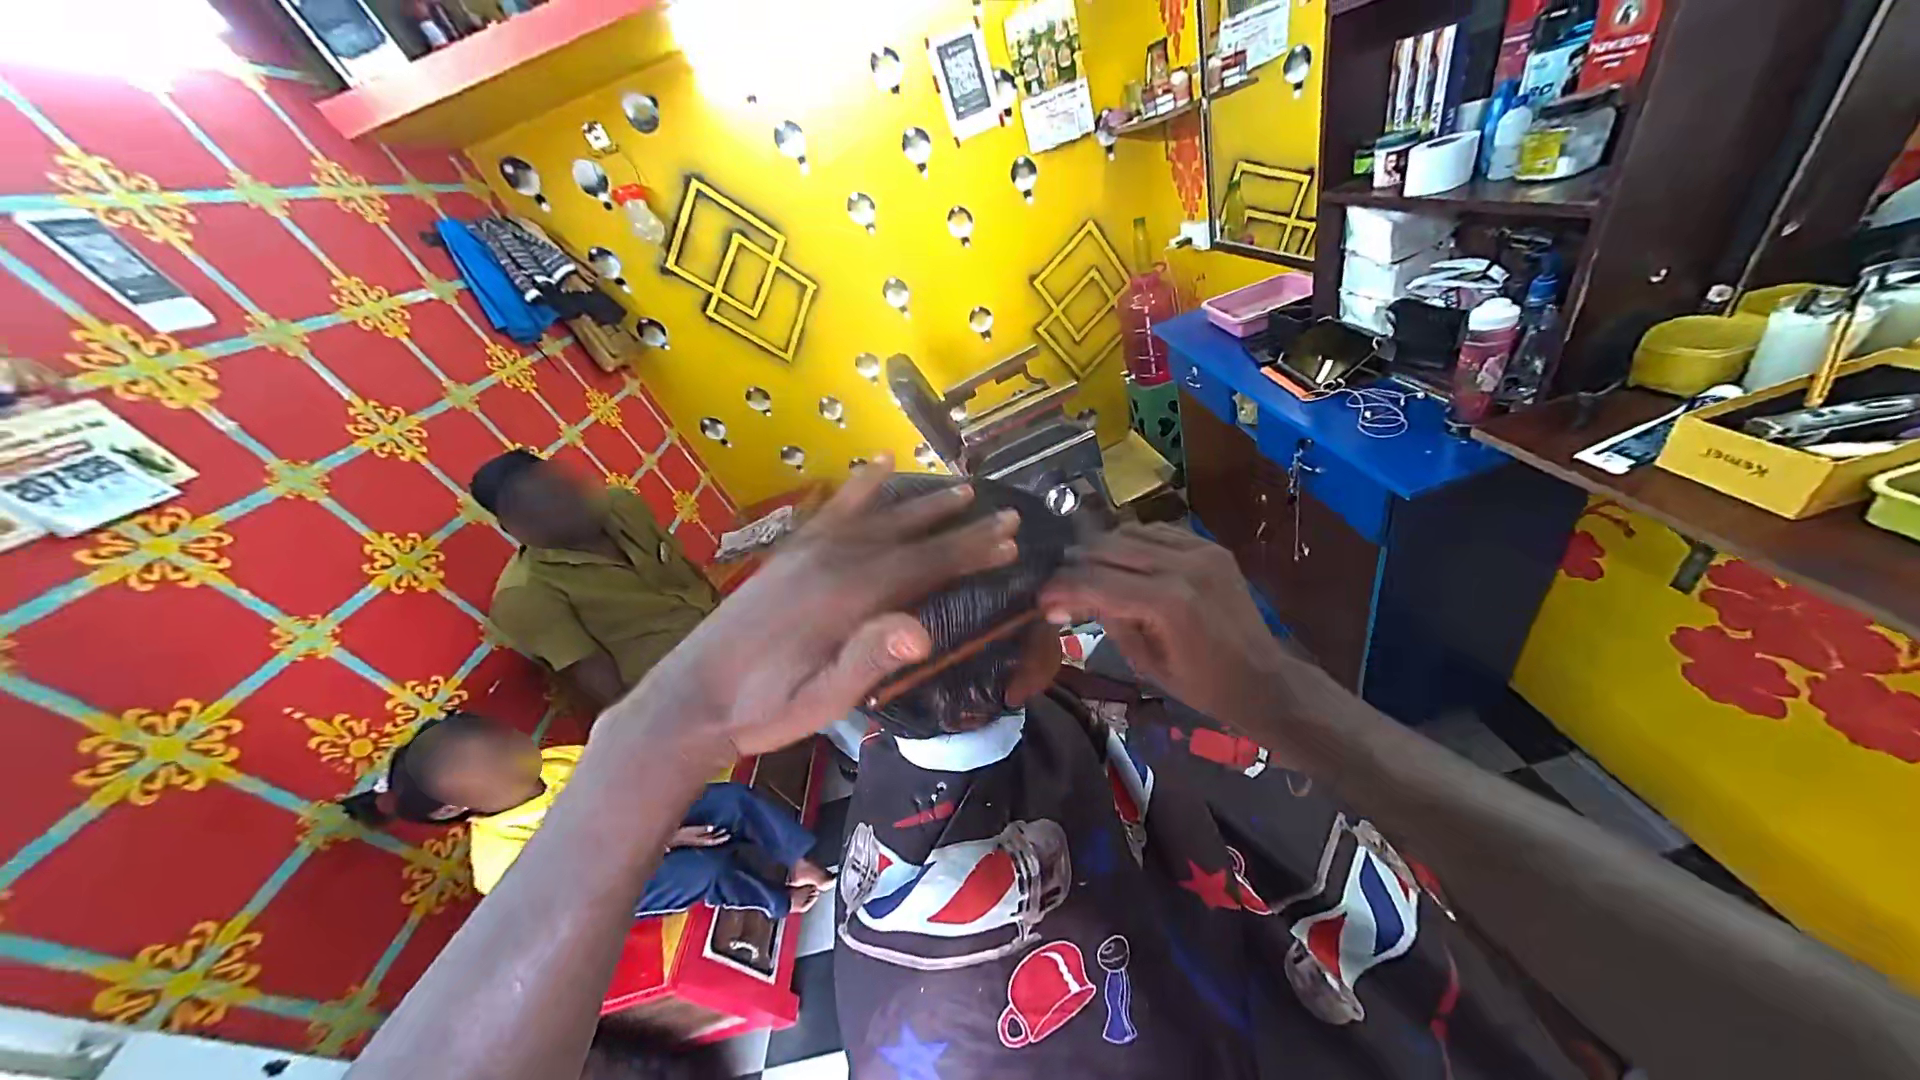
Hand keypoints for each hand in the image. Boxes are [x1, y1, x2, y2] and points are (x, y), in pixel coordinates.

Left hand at [605, 457, 1019, 759]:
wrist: (693, 692)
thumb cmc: (763, 706)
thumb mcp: (818, 701)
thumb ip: (866, 662)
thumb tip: (922, 630)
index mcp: (849, 597)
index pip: (925, 567)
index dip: (971, 553)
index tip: (1010, 540)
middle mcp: (835, 560)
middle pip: (912, 537)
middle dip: (963, 526)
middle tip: (1007, 512)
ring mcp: (811, 549)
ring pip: (881, 517)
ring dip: (925, 504)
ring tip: (963, 489)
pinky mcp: (793, 550)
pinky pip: (835, 507)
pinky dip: (861, 484)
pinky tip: (879, 462)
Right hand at [669, 825, 729, 848]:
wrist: (670, 837)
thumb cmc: (681, 834)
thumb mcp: (692, 831)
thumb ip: (702, 829)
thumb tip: (713, 828)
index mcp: (700, 841)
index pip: (713, 841)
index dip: (720, 839)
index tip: (729, 836)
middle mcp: (699, 841)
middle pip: (712, 840)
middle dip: (720, 837)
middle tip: (729, 834)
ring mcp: (696, 839)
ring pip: (709, 838)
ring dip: (716, 834)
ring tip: (723, 829)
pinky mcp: (693, 836)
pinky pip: (704, 835)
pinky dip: (710, 832)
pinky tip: (712, 829)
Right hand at [1040, 524, 1289, 724]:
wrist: (1263, 679)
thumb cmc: (1202, 685)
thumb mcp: (1145, 662)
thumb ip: (1108, 621)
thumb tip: (1067, 600)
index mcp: (1166, 603)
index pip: (1095, 581)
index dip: (1061, 587)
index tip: (1041, 598)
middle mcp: (1182, 566)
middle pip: (1107, 548)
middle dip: (1075, 566)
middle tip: (1059, 586)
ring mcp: (1199, 551)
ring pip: (1128, 532)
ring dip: (1100, 550)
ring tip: (1087, 571)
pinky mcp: (1209, 546)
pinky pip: (1156, 531)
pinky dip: (1132, 543)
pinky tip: (1123, 562)